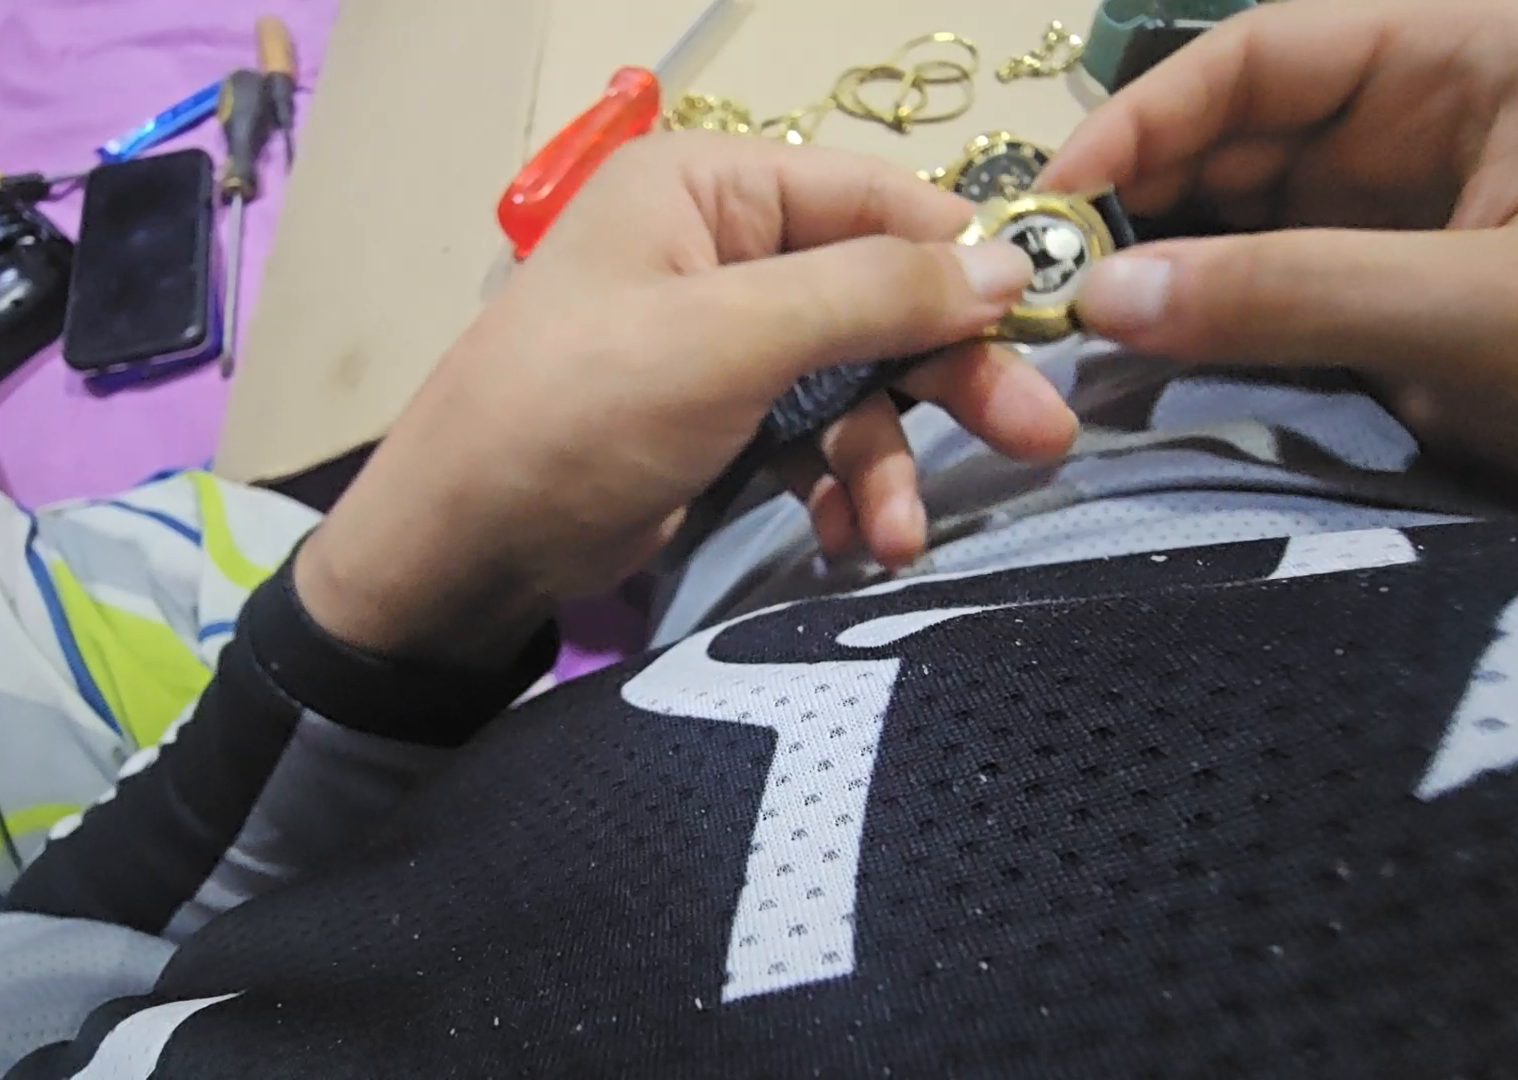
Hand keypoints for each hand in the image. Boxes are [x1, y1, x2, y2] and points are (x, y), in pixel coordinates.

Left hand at [297, 132, 1078, 665]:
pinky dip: (834, 495)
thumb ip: (866, 295)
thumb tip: (1001, 264)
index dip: (960, 259)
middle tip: (1038, 441)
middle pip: (871, 305)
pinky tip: (849, 543)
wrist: (475, 540)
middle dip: (945, 381)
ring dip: (882, 469)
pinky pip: (807, 448)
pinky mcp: (719, 429)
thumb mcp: (727, 338)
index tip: (1042, 318)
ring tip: (898, 540)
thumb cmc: (586, 409)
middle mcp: (720, 259)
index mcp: (711, 192)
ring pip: (846, 394)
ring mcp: (722, 352)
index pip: (870, 203)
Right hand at [1040, 0, 1517, 498]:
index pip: (1263, 55)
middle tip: (1042, 283)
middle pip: (1226, 143)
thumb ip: (1288, 293)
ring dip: (1146, 268)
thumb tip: (1100, 298)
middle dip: (1129, 206)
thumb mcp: (1494, 309)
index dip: (1140, 118)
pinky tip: (1133, 346)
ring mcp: (1387, 218)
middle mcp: (1419, 126)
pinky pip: (1246, 289)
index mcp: (1481, 56)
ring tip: (1070, 320)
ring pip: (1225, 223)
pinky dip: (1184, 317)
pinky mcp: (1366, 295)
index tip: (1050, 203)